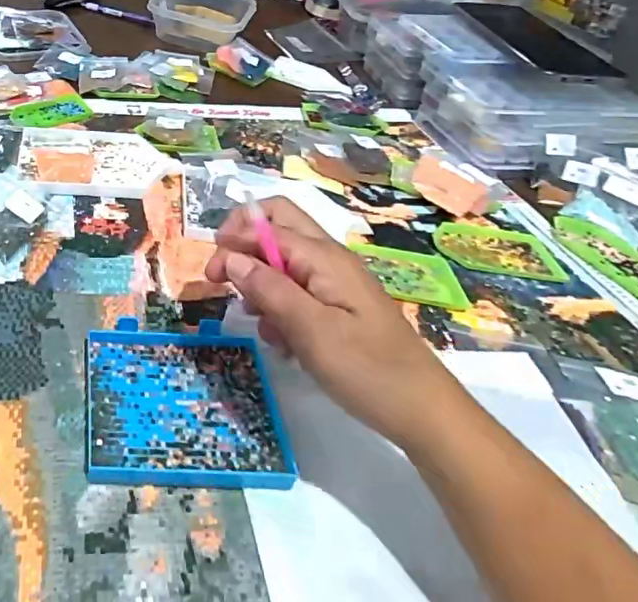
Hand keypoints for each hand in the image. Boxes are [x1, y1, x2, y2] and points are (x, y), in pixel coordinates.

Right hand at [206, 197, 471, 449]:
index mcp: (323, 257)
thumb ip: (268, 289)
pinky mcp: (340, 305)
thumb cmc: (367, 370)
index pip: (265, 227)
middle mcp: (330, 258)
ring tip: (258, 320)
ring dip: (261, 278)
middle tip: (226, 279)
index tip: (212, 278)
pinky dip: (280, 302)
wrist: (426, 413)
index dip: (232, 243)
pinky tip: (282, 339)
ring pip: (285, 257)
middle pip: (278, 223)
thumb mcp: (310, 331)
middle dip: (244, 244)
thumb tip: (230, 256)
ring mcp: (337, 281)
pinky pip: (299, 287)